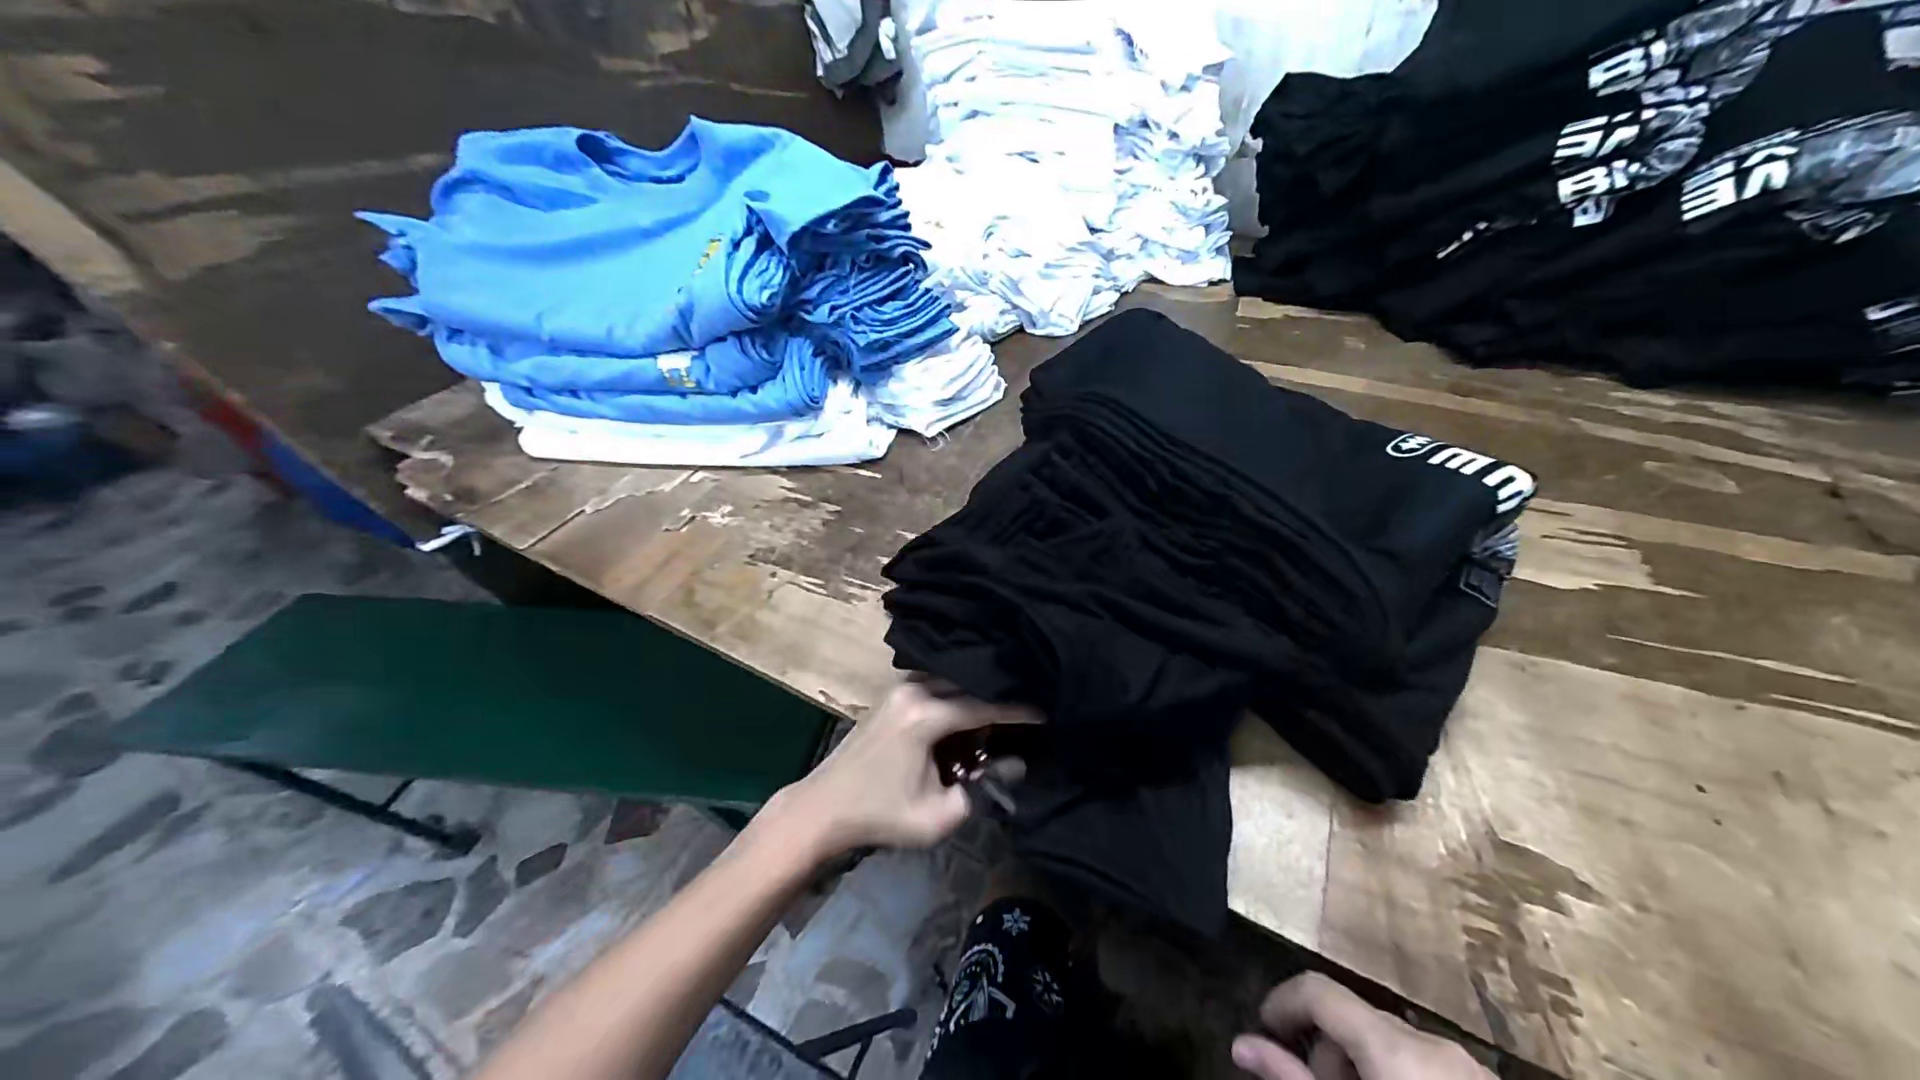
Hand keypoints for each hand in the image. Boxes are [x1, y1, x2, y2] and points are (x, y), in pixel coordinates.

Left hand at [763, 681, 1034, 859]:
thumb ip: (983, 790)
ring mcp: (899, 688)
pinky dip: (955, 689)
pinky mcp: (891, 694)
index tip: (1046, 712)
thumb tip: (1016, 764)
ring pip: (950, 678)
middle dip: (998, 695)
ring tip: (1001, 706)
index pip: (984, 705)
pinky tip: (968, 705)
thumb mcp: (937, 816)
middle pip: (968, 684)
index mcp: (926, 716)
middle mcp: (914, 691)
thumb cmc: (881, 815)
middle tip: (1026, 708)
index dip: (1018, 710)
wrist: (823, 808)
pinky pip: (933, 681)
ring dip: (975, 690)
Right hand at [1232, 973, 1491, 1079]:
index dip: (1281, 1003)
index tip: (1264, 1038)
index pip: (1317, 990)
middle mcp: (1431, 1043)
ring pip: (1388, 1043)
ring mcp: (1468, 1068)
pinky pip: (1425, 1066)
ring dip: (1360, 1071)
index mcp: (1393, 1046)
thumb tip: (1242, 1043)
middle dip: (1324, 1054)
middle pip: (1352, 1019)